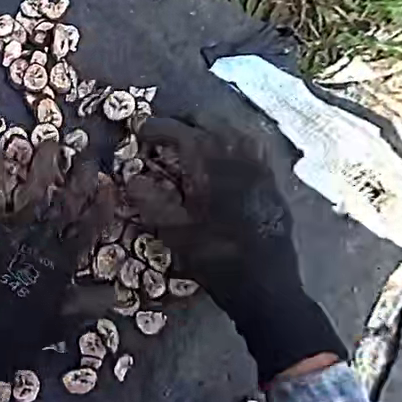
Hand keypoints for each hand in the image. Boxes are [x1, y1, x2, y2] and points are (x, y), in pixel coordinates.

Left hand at [0, 140, 114, 385]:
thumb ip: (88, 303)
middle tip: (85, 152)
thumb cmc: (20, 334)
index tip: (108, 182)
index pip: (90, 226)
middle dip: (78, 175)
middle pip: (66, 201)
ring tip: (48, 141)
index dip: (101, 203)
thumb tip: (118, 293)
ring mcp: (12, 231)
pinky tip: (0, 150)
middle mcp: (42, 240)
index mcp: (63, 263)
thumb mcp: (62, 321)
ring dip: (42, 164)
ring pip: (34, 189)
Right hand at [125, 117, 345, 383]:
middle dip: (178, 123)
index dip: (151, 128)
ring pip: (228, 126)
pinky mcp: (271, 175)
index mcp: (208, 159)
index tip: (136, 131)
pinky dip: (226, 141)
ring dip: (203, 129)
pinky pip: (246, 142)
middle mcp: (236, 151)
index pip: (174, 129)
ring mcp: (258, 161)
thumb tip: (131, 175)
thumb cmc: (213, 255)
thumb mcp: (169, 228)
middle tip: (158, 138)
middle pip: (204, 118)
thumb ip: (146, 196)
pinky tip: (216, 158)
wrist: (265, 283)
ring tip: (185, 146)